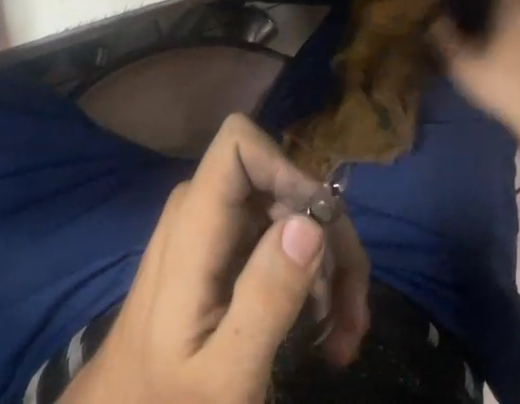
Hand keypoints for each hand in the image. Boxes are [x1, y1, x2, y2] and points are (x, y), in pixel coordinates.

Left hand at [62, 114, 369, 403]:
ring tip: (341, 337)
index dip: (289, 170)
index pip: (239, 142)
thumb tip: (310, 220)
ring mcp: (214, 230)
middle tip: (350, 318)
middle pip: (281, 183)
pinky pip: (279, 241)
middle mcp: (202, 211)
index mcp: (192, 227)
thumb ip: (265, 298)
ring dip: (328, 269)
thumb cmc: (169, 399)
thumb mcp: (225, 372)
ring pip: (290, 214)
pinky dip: (310, 280)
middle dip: (327, 240)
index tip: (322, 233)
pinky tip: (324, 332)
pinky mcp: (225, 250)